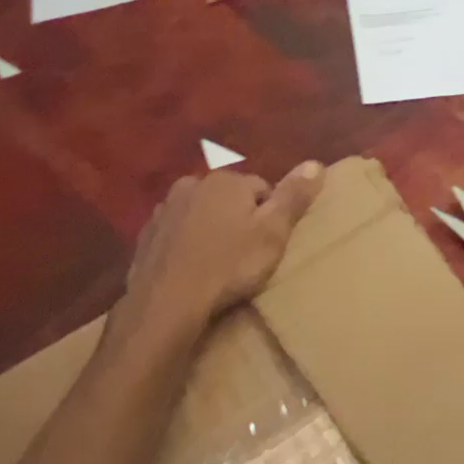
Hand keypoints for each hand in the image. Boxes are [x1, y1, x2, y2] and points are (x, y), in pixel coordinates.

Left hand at [115, 162, 325, 330]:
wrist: (168, 300)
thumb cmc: (229, 266)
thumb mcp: (273, 234)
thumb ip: (293, 197)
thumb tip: (316, 163)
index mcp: (227, 180)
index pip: (262, 189)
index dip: (270, 218)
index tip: (268, 245)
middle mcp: (193, 183)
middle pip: (229, 198)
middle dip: (238, 219)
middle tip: (246, 256)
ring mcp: (165, 208)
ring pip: (200, 213)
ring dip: (210, 229)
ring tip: (218, 264)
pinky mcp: (146, 233)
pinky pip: (176, 232)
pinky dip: (186, 244)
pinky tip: (192, 268)